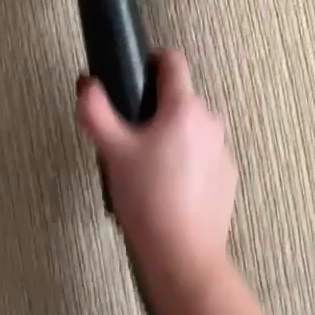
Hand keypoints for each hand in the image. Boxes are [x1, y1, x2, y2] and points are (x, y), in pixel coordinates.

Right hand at [76, 51, 237, 290]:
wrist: (183, 253)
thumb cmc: (147, 198)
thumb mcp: (112, 151)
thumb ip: (95, 110)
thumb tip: (86, 83)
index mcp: (183, 106)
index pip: (172, 60)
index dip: (150, 62)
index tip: (133, 79)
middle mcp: (210, 120)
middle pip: (179, 98)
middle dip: (155, 109)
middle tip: (130, 138)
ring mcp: (222, 149)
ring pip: (191, 128)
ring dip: (171, 136)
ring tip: (147, 169)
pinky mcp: (227, 175)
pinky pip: (203, 155)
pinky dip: (187, 162)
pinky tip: (168, 189)